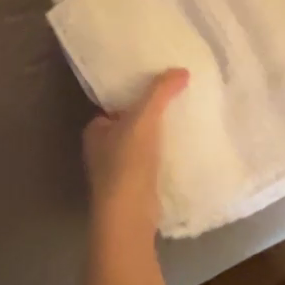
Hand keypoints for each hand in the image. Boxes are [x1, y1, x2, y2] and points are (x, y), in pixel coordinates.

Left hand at [82, 68, 187, 229]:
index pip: (117, 103)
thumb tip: (181, 70)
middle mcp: (103, 148)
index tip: (162, 83)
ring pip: (144, 141)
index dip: (137, 92)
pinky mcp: (136, 185)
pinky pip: (154, 158)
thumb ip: (160, 92)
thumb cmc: (127, 163)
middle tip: (180, 97)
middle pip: (132, 121)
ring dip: (162, 132)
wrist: (129, 214)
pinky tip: (186, 144)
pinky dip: (167, 151)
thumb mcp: (143, 118)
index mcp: (95, 130)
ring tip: (188, 116)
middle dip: (153, 112)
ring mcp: (119, 169)